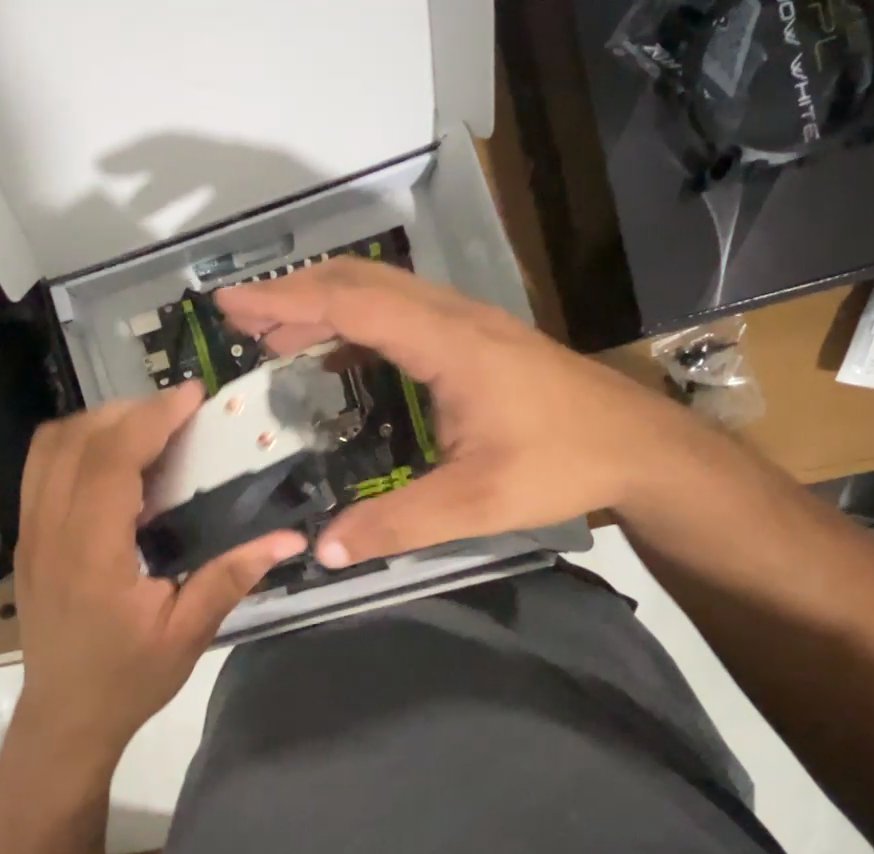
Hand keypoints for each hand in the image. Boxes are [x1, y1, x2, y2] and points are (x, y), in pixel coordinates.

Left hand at [15, 383, 306, 746]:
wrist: (65, 715)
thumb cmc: (127, 679)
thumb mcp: (187, 635)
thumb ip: (230, 577)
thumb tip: (289, 538)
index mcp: (92, 553)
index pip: (112, 459)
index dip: (152, 419)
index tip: (192, 397)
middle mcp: (51, 530)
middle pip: (77, 439)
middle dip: (129, 412)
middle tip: (178, 416)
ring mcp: (30, 532)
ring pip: (49, 447)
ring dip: (97, 424)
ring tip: (145, 431)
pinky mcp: (26, 539)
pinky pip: (39, 468)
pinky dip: (74, 445)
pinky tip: (111, 462)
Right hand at [215, 258, 697, 566]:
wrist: (641, 447)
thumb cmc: (563, 466)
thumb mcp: (475, 504)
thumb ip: (395, 525)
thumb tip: (322, 550)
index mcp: (449, 344)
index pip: (352, 304)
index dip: (286, 301)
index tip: (232, 305)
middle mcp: (454, 318)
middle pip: (360, 282)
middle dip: (293, 292)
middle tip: (239, 316)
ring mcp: (467, 323)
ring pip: (381, 291)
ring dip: (322, 304)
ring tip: (272, 335)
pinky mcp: (474, 338)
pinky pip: (400, 315)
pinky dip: (353, 324)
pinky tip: (332, 359)